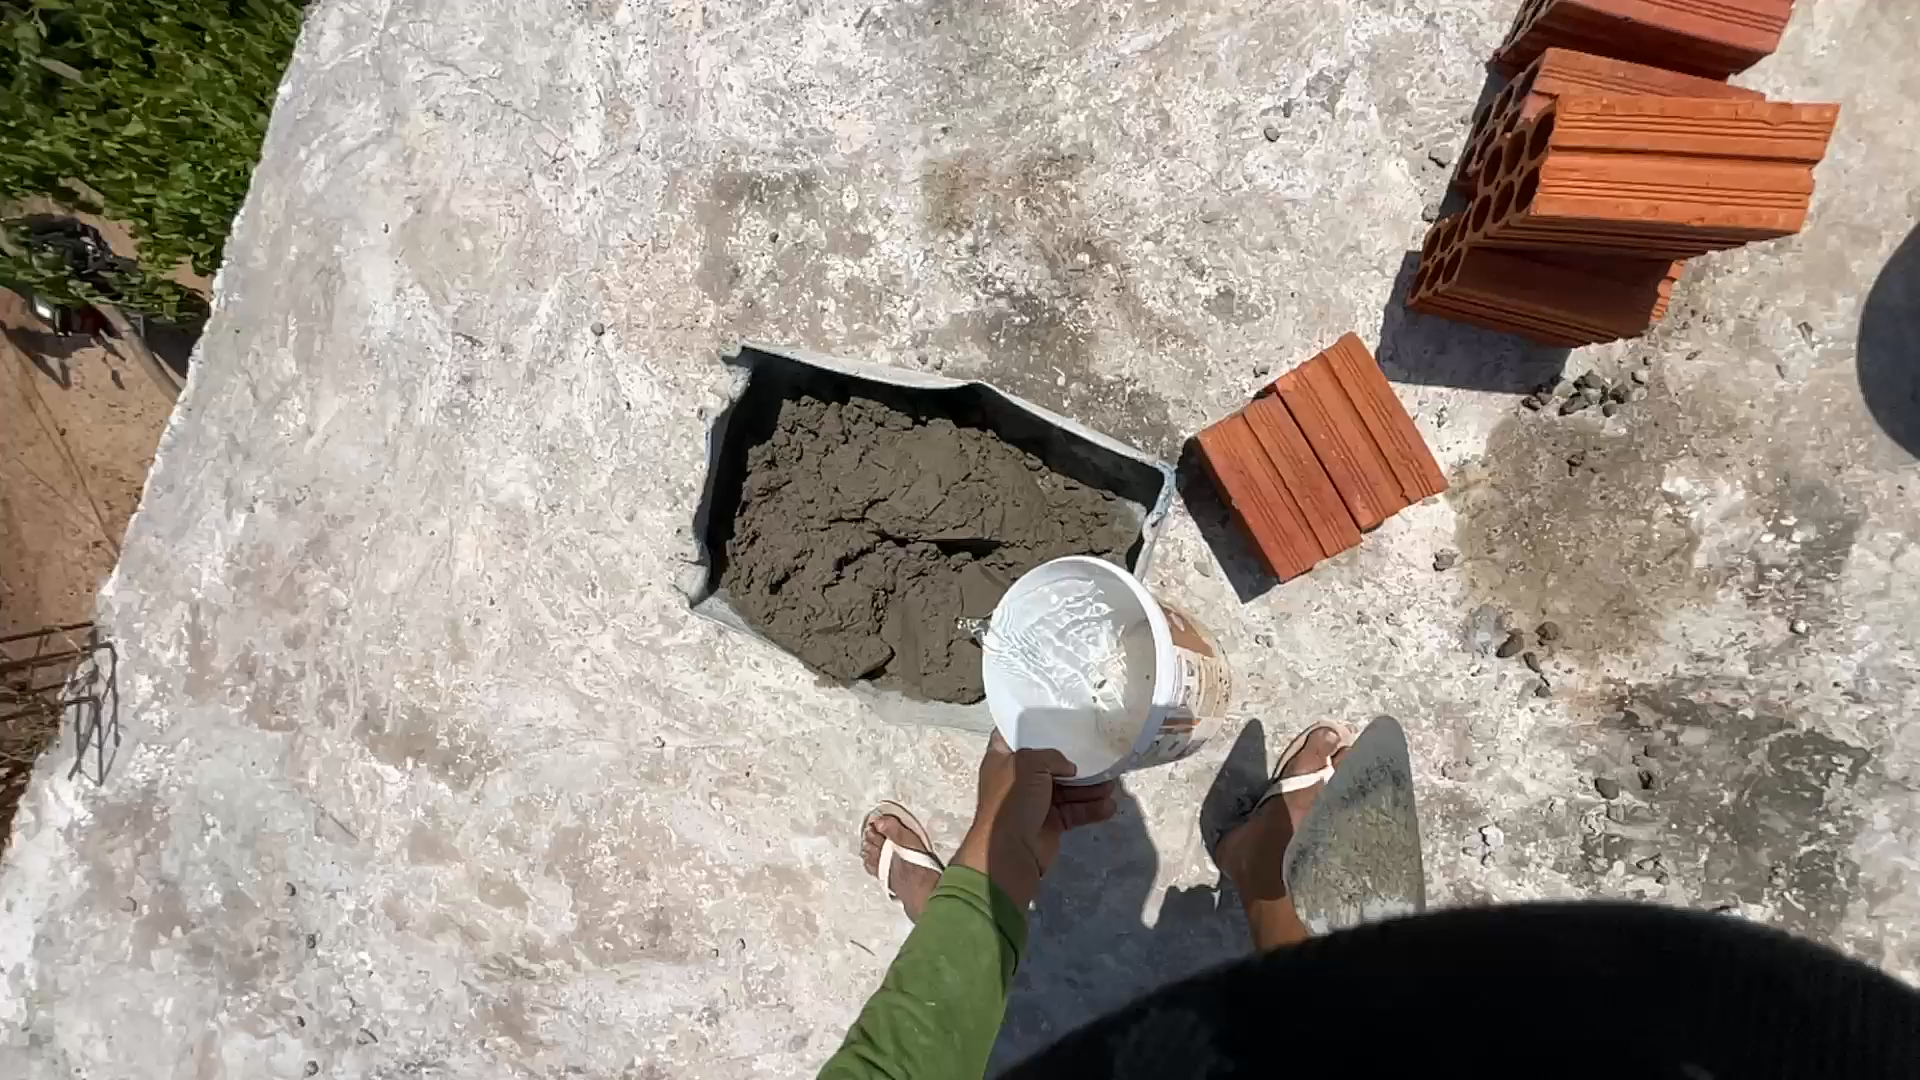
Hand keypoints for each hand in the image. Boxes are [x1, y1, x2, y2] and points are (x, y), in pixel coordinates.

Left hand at [953, 732, 1118, 908]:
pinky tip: (1108, 806)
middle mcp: (1017, 778)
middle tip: (1097, 755)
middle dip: (1072, 761)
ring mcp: (1034, 802)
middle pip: (1047, 764)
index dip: (1032, 726)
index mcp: (1003, 759)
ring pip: (1065, 789)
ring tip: (1111, 784)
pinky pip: (1073, 811)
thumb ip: (1052, 756)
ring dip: (1088, 786)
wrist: (1010, 850)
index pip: (1014, 735)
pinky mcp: (1049, 823)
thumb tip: (1069, 768)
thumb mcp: (1029, 763)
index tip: (1055, 718)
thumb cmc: (1013, 798)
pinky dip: (1090, 808)